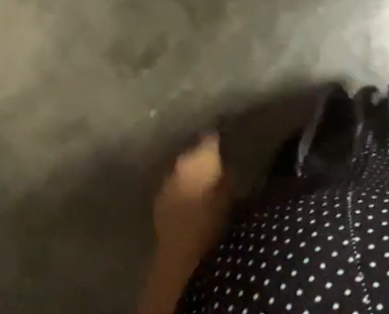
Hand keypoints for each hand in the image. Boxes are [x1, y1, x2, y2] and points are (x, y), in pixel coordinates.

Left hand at [152, 134, 231, 259]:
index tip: (224, 142)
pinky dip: (180, 188)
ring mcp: (166, 180)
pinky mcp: (158, 199)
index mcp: (201, 157)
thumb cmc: (212, 220)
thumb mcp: (230, 196)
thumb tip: (224, 166)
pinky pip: (172, 186)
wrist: (180, 251)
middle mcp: (181, 162)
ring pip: (181, 169)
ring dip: (189, 173)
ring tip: (200, 184)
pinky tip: (187, 199)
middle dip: (201, 157)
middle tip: (213, 166)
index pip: (210, 137)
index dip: (217, 139)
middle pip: (193, 152)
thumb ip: (228, 175)